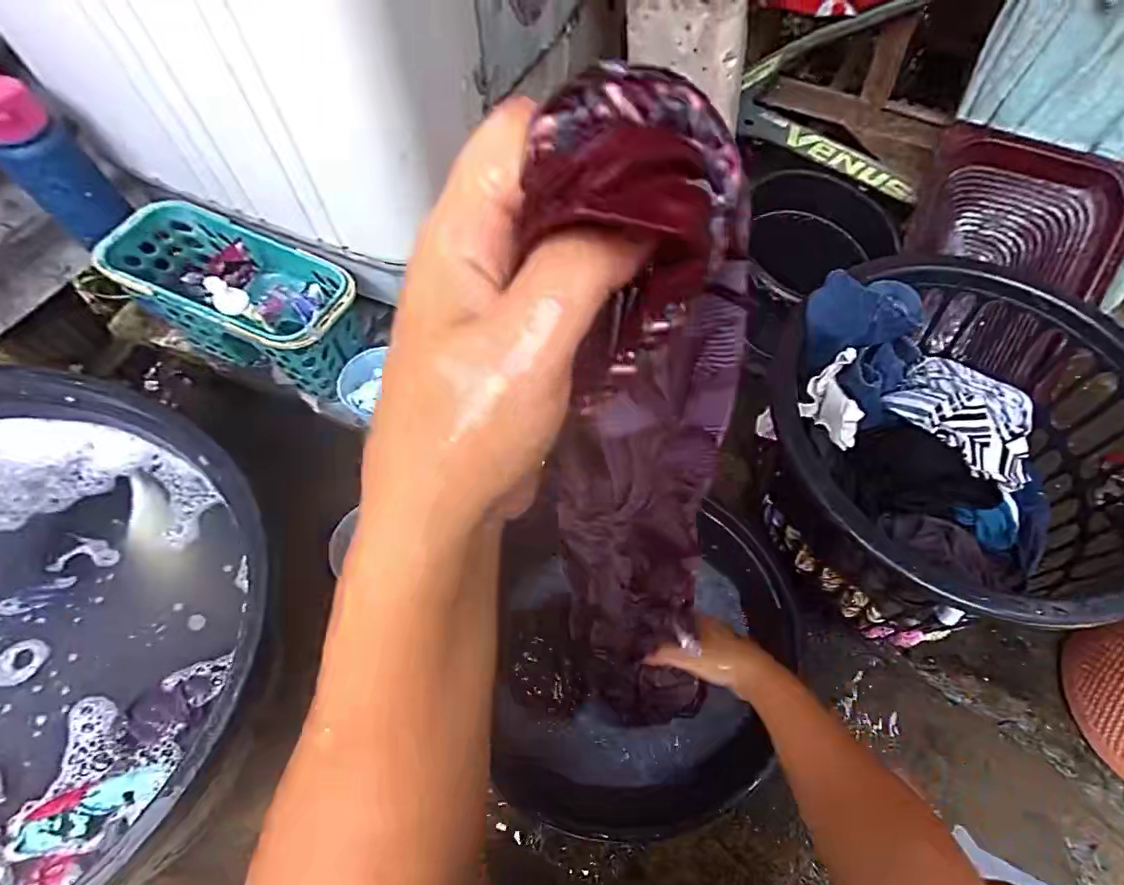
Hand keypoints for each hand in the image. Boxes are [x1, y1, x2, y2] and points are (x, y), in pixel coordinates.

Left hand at [359, 98, 649, 531]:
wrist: (444, 512)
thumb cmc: (468, 432)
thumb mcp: (529, 341)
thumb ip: (581, 266)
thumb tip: (641, 219)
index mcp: (461, 233)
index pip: (519, 133)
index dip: (586, 132)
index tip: (655, 163)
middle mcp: (474, 251)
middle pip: (546, 181)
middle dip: (612, 188)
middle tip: (680, 211)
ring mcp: (495, 294)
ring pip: (560, 236)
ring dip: (612, 239)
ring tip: (672, 250)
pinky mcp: (516, 333)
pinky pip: (564, 286)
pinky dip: (603, 284)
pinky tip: (641, 295)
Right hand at [646, 616, 780, 692]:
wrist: (753, 675)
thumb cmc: (720, 660)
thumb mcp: (688, 657)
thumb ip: (665, 654)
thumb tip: (644, 654)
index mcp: (704, 620)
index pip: (680, 616)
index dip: (666, 622)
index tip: (651, 629)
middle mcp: (714, 626)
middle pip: (690, 628)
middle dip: (675, 635)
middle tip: (656, 644)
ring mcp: (725, 640)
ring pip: (700, 640)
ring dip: (688, 646)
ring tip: (670, 654)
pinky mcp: (731, 655)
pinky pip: (709, 652)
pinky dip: (699, 656)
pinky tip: (692, 664)